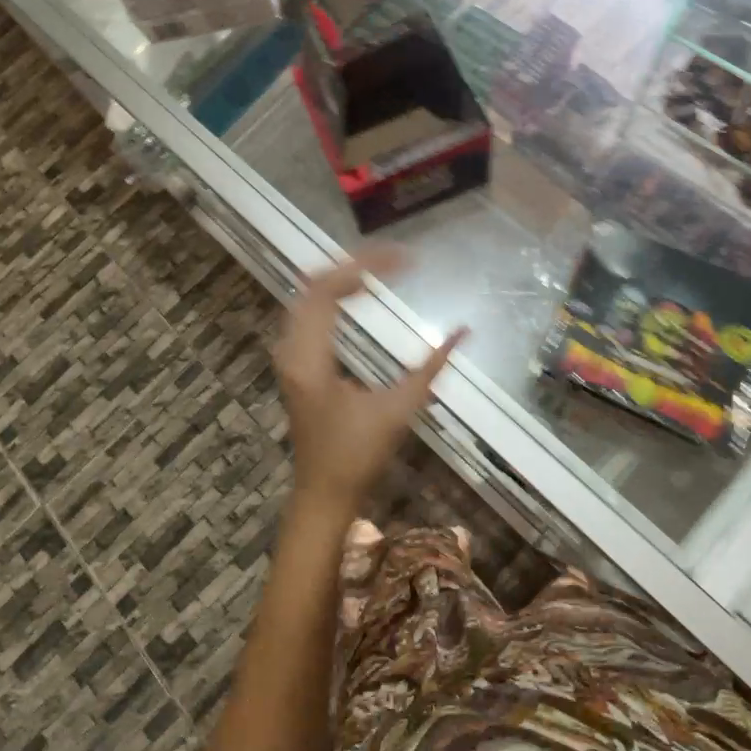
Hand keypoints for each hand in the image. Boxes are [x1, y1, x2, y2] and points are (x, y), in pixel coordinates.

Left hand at [272, 247, 466, 514]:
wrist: (323, 492)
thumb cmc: (359, 455)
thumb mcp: (399, 410)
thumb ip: (430, 368)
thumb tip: (464, 331)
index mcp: (310, 359)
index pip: (326, 291)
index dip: (361, 266)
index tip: (402, 260)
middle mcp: (290, 350)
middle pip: (312, 286)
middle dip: (352, 265)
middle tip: (393, 258)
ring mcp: (287, 354)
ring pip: (306, 296)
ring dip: (340, 277)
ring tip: (379, 267)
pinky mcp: (293, 360)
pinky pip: (305, 312)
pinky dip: (330, 295)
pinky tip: (357, 291)